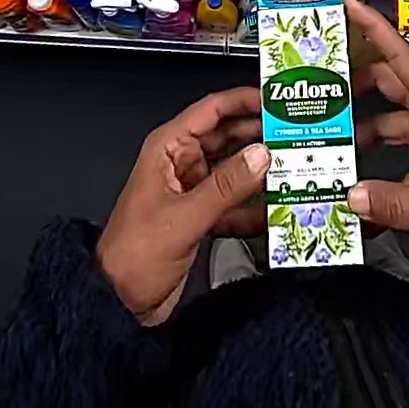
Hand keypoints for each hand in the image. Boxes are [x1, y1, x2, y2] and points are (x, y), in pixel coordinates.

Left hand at [96, 87, 270, 324]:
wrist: (115, 309)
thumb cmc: (131, 257)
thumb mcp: (183, 217)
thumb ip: (226, 185)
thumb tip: (262, 155)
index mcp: (170, 148)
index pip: (213, 110)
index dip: (244, 100)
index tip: (275, 100)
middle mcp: (183, 162)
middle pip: (230, 135)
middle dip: (261, 134)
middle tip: (294, 134)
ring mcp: (194, 187)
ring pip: (236, 167)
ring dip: (261, 169)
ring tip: (292, 166)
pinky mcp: (202, 213)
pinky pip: (235, 198)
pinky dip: (254, 203)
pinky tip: (275, 207)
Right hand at [343, 0, 408, 263]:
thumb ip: (398, 207)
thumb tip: (352, 197)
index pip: (402, 58)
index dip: (375, 28)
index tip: (349, 6)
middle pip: (389, 86)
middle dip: (353, 85)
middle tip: (318, 88)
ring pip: (391, 122)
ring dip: (362, 134)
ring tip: (328, 147)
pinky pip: (403, 158)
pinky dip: (382, 175)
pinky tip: (363, 199)